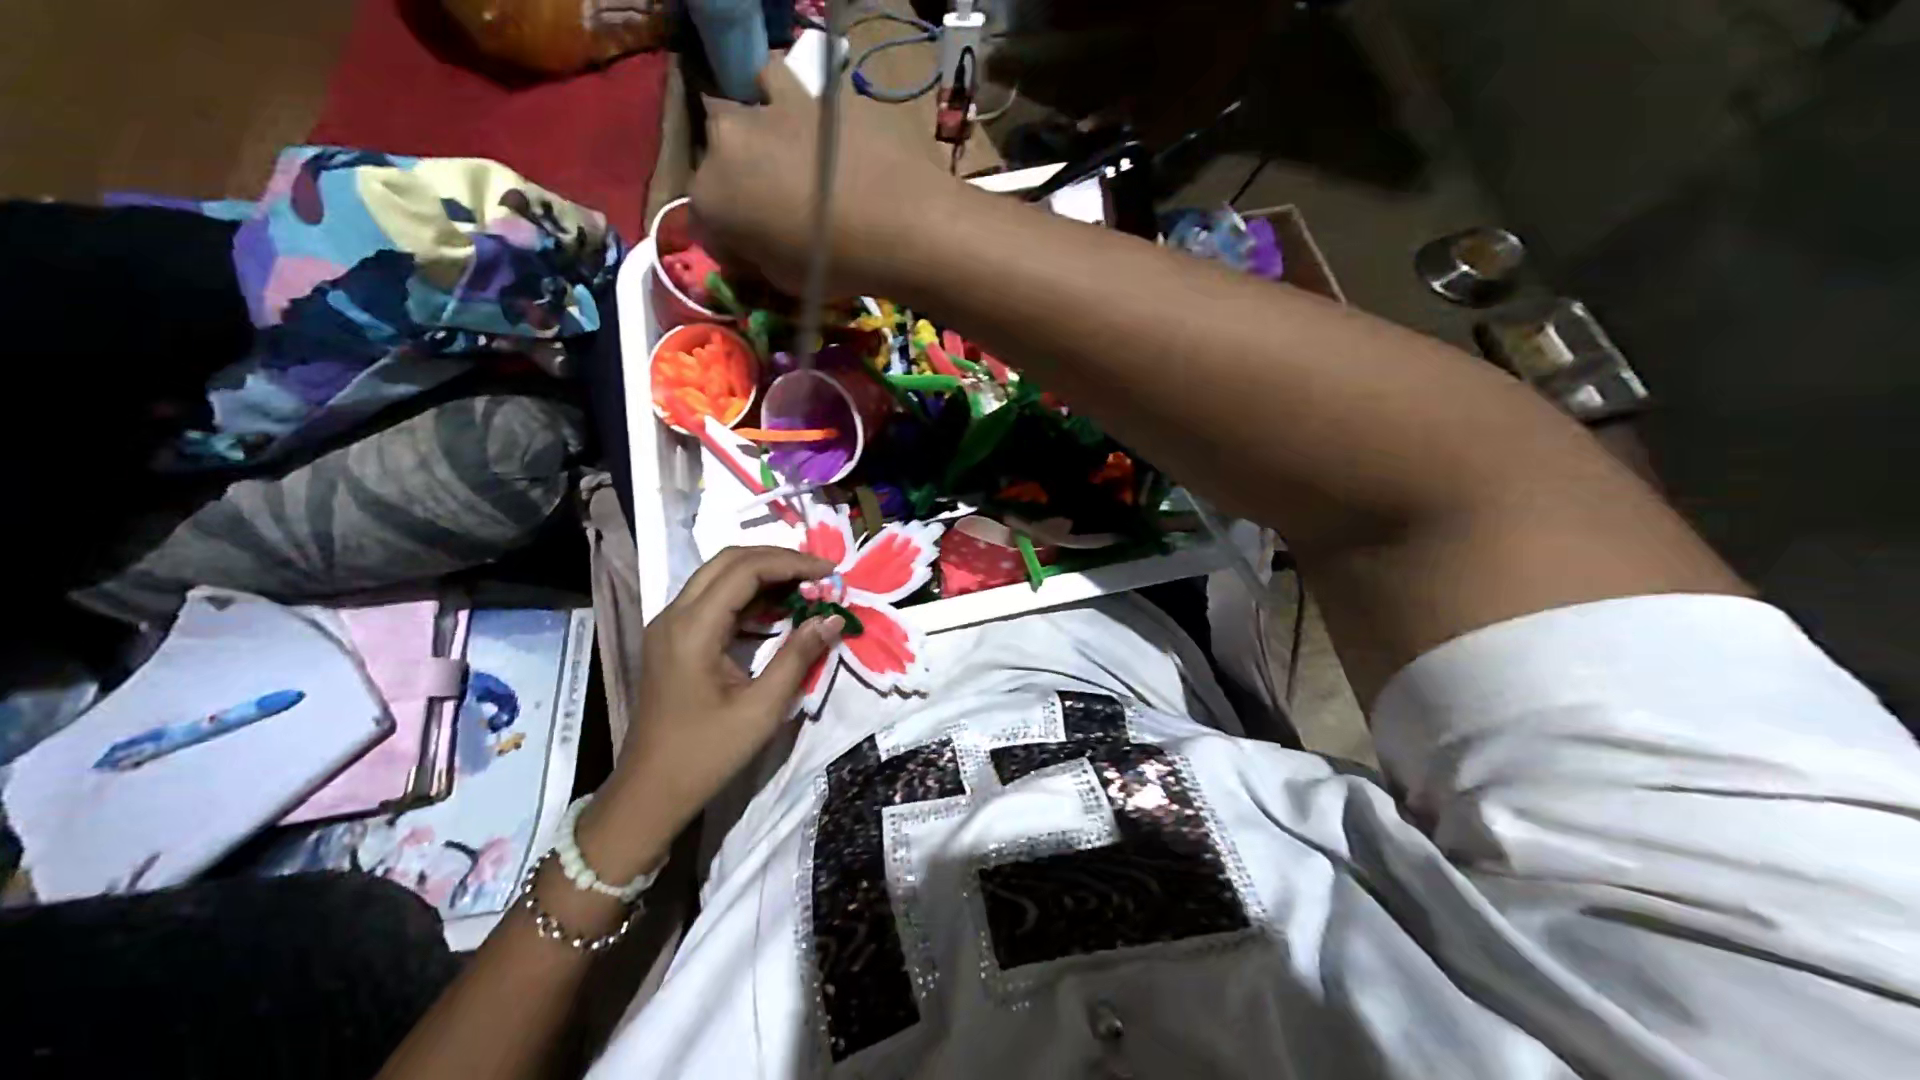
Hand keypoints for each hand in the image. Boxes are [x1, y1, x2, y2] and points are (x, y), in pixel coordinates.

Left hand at [581, 547, 842, 875]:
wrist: (652, 790)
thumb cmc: (707, 753)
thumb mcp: (762, 708)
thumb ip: (798, 656)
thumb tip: (833, 618)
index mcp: (692, 629)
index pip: (745, 570)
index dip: (791, 563)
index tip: (829, 572)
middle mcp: (674, 615)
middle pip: (728, 561)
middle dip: (778, 559)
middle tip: (820, 574)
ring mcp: (669, 625)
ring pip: (719, 575)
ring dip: (763, 573)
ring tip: (806, 586)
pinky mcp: (673, 638)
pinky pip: (712, 598)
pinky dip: (748, 594)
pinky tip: (778, 607)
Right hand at [689, 60, 959, 297]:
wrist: (904, 224)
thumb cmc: (837, 265)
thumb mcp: (785, 282)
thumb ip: (757, 256)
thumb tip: (754, 247)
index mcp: (711, 193)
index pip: (704, 216)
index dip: (730, 237)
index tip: (755, 251)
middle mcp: (730, 137)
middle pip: (723, 148)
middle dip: (742, 170)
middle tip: (777, 199)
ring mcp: (778, 104)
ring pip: (760, 93)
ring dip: (770, 115)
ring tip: (798, 144)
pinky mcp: (826, 91)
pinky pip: (812, 94)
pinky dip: (818, 112)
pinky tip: (839, 135)